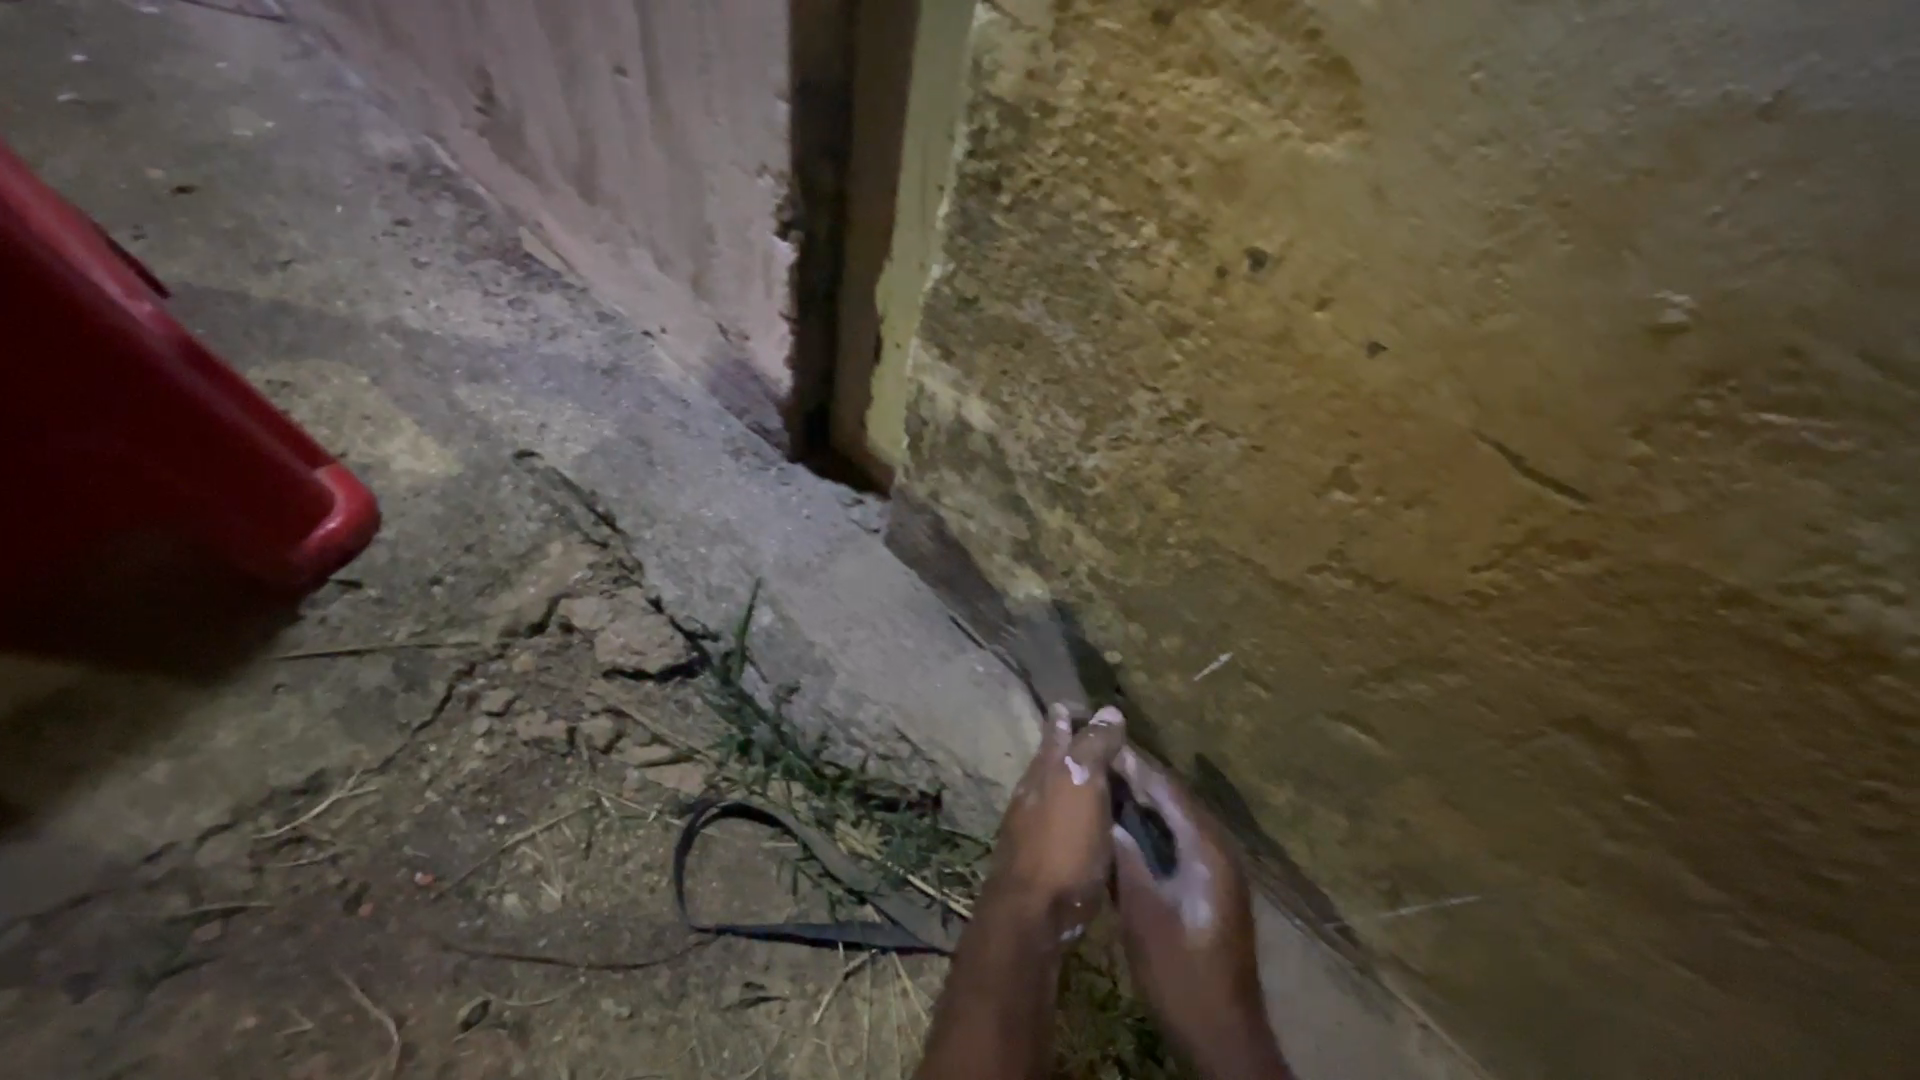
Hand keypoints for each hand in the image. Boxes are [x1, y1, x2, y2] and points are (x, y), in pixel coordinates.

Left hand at [988, 703, 1126, 936]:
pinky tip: (1092, 826)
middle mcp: (1033, 793)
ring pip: (1055, 792)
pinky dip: (1078, 816)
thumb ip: (1094, 748)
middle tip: (1098, 740)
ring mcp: (1032, 827)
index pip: (1057, 730)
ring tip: (1100, 781)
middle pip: (1052, 760)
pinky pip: (1063, 824)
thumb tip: (1108, 710)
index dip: (1069, 717)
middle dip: (1070, 747)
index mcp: (1044, 770)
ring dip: (1073, 783)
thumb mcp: (1083, 786)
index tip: (1082, 707)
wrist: (1031, 915)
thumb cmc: (1062, 845)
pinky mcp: (1041, 860)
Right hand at [1111, 748, 1289, 1077]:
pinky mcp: (1215, 887)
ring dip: (1149, 801)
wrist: (1222, 1030)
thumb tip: (1109, 818)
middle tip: (1099, 759)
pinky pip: (1184, 840)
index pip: (1169, 790)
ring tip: (1107, 784)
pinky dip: (1158, 826)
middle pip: (1178, 799)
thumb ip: (1127, 860)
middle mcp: (1220, 850)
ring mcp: (1221, 870)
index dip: (1137, 764)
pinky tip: (1129, 829)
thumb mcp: (1143, 913)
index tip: (1104, 743)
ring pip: (1181, 819)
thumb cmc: (1180, 972)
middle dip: (1141, 778)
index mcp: (1206, 850)